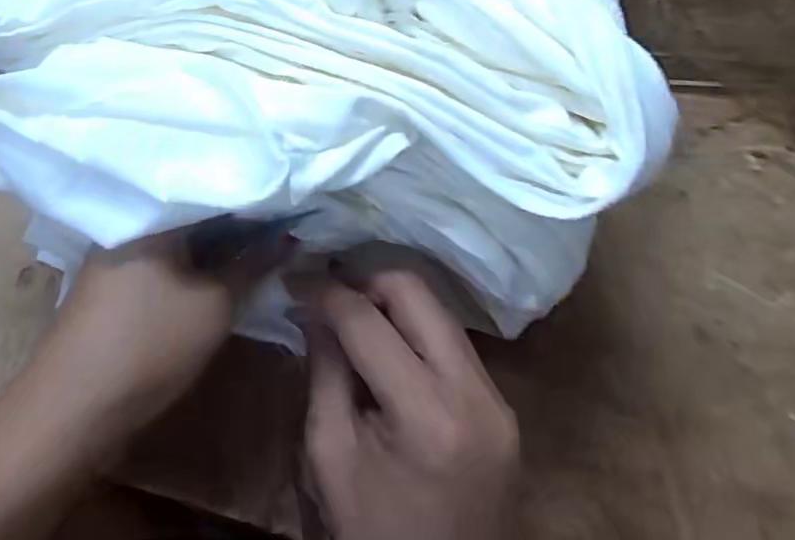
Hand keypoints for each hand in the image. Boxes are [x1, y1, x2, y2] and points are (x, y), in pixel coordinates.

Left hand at [0, 225, 289, 539]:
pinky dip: (192, 259)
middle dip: (237, 219)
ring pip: (179, 234)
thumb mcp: (213, 305)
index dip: (253, 195)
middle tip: (283, 225)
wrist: (75, 402)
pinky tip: (219, 267)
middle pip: (194, 209)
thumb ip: (252, 265)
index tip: (290, 201)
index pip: (210, 185)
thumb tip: (288, 235)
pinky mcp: (114, 276)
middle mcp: (130, 219)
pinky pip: (163, 254)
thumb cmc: (149, 344)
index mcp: (151, 211)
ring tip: (261, 243)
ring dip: (216, 241)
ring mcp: (118, 248)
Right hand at [303, 267, 518, 539]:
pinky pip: (451, 338)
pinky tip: (382, 340)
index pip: (366, 319)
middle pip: (415, 292)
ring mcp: (498, 401)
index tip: (292, 279)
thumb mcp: (329, 448)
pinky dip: (411, 325)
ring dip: (388, 299)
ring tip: (348, 312)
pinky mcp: (502, 406)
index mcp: (428, 416)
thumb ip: (324, 367)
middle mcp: (476, 396)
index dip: (322, 290)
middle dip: (362, 279)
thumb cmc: (372, 527)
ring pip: (438, 308)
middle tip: (324, 290)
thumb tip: (312, 305)